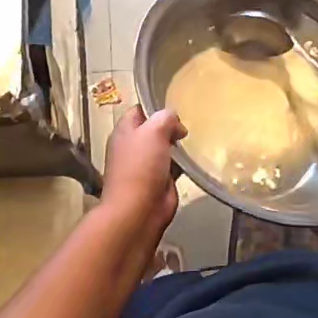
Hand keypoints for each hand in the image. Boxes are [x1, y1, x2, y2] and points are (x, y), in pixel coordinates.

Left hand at [99, 107, 186, 230]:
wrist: (139, 209)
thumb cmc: (142, 166)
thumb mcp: (154, 131)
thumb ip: (166, 118)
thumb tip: (176, 125)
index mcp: (124, 131)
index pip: (139, 111)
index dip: (155, 107)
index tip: (175, 109)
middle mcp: (132, 146)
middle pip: (154, 129)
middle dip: (170, 127)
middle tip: (185, 127)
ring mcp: (145, 165)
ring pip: (164, 147)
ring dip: (177, 146)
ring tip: (191, 141)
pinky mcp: (158, 181)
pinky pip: (172, 166)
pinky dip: (182, 164)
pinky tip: (192, 160)